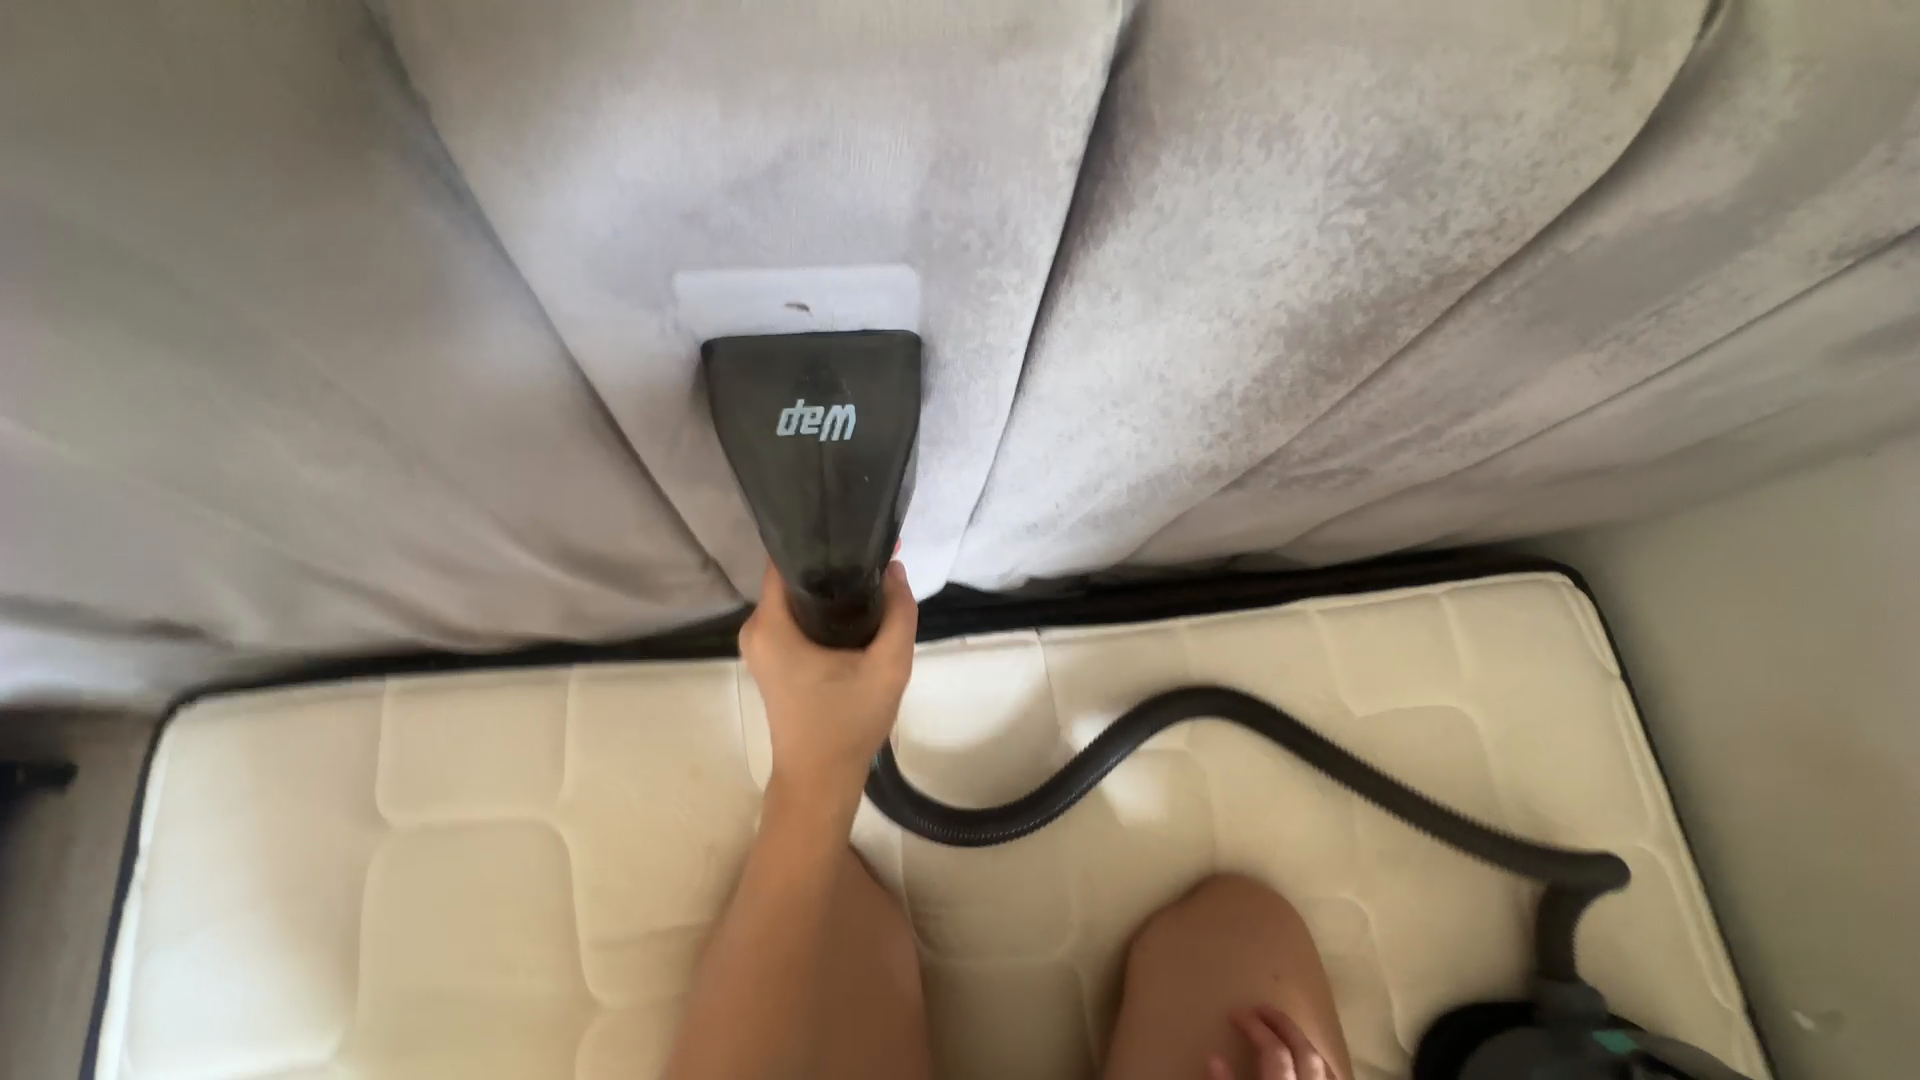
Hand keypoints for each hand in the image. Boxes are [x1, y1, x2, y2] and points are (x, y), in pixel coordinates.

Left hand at [739, 559, 917, 814]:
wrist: (820, 779)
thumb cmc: (848, 723)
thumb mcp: (888, 667)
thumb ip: (898, 612)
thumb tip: (895, 568)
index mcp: (772, 625)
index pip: (787, 558)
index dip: (822, 540)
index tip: (857, 531)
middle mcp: (757, 628)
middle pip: (793, 576)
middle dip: (834, 564)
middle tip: (875, 556)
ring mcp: (762, 644)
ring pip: (797, 598)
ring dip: (831, 589)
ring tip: (871, 579)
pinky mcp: (772, 658)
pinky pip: (796, 618)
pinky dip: (824, 610)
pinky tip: (855, 611)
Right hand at [1207, 1007, 1332, 1079]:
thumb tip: (1214, 1058)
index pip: (1274, 1052)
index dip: (1255, 1028)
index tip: (1236, 1013)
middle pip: (1305, 1051)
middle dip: (1282, 1024)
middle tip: (1261, 1008)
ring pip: (1326, 1064)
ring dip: (1305, 1042)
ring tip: (1286, 1030)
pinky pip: (1336, 1079)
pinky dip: (1324, 1065)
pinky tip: (1313, 1060)